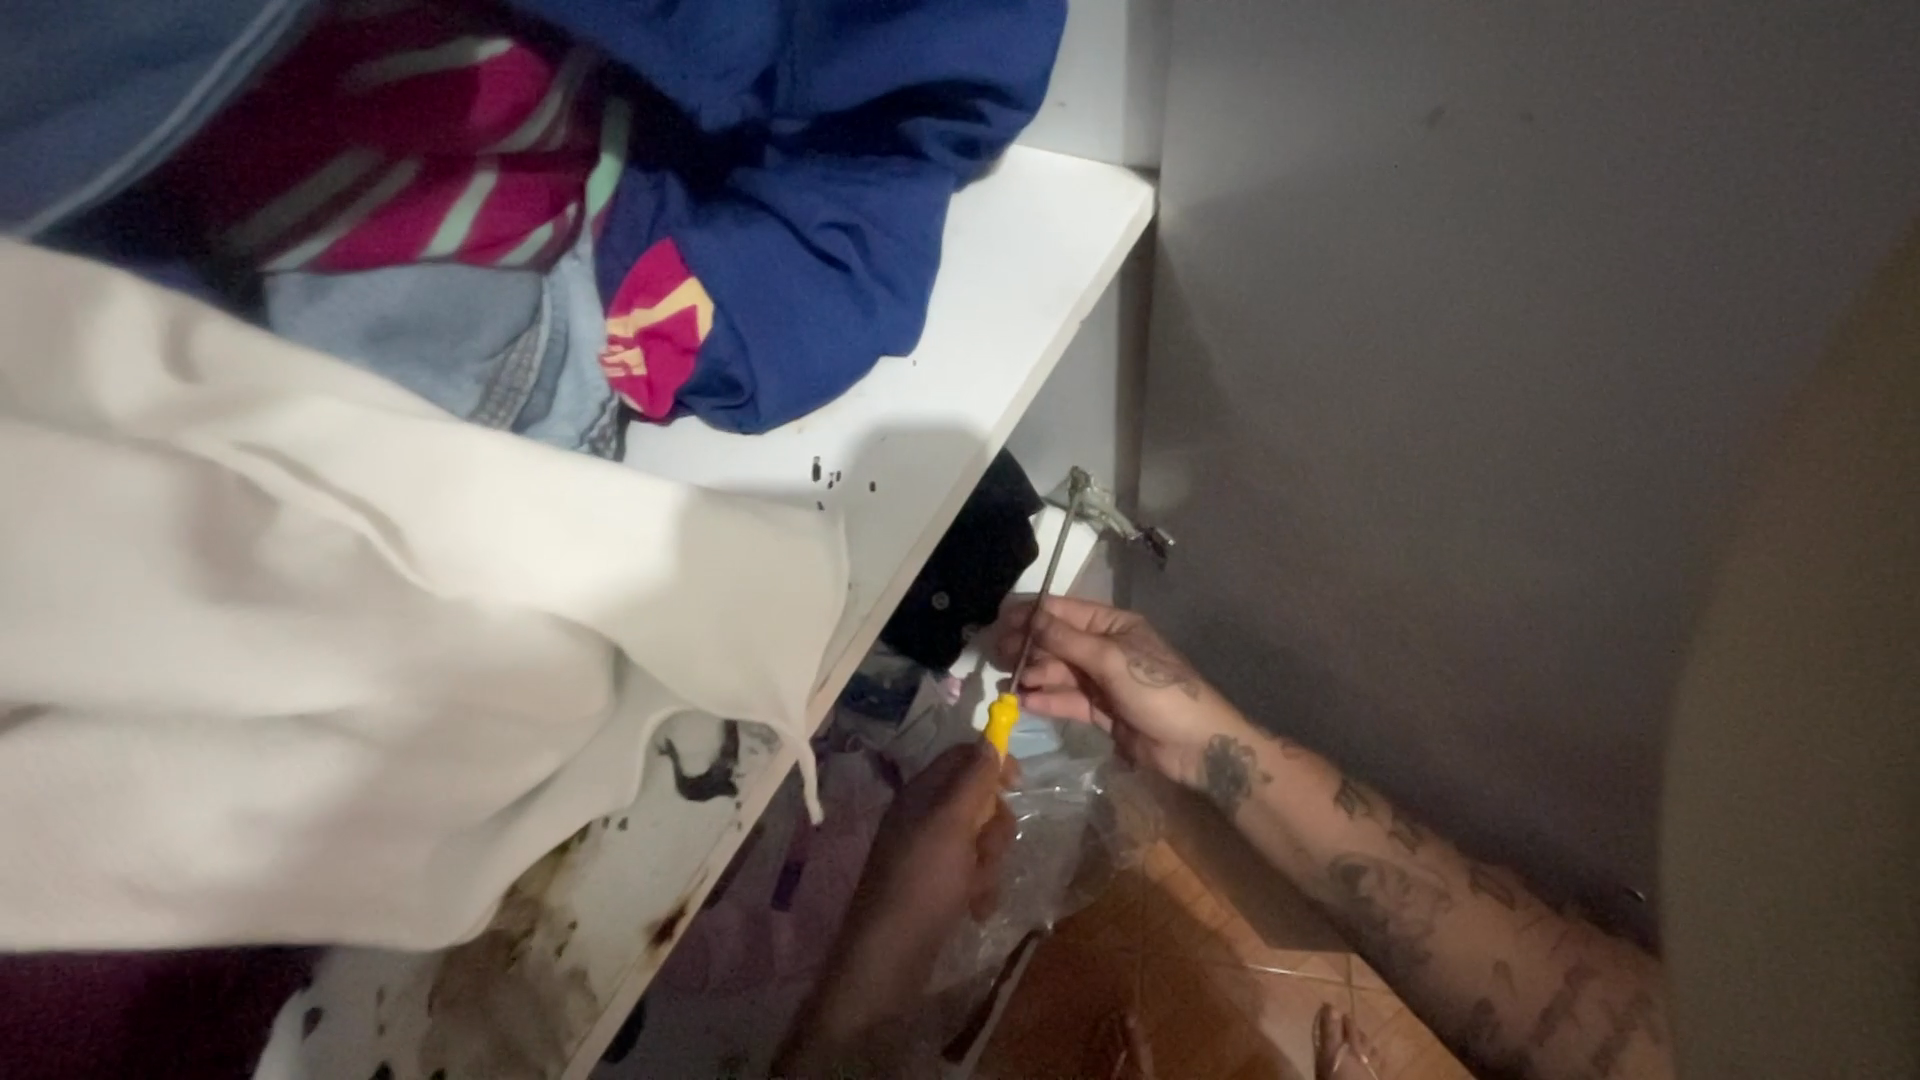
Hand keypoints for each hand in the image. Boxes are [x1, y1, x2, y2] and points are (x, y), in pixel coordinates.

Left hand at [806, 742, 1015, 1041]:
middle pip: (979, 801)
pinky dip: (980, 888)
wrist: (890, 956)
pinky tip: (974, 909)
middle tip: (984, 849)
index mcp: (922, 792)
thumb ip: (973, 778)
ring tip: (975, 888)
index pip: (964, 758)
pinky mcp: (938, 884)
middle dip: (993, 828)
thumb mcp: (951, 821)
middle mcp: (925, 816)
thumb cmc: (922, 880)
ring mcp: (931, 852)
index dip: (994, 763)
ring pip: (981, 840)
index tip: (1019, 784)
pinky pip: (974, 872)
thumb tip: (991, 738)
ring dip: (988, 864)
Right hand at [990, 596, 1248, 791]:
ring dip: (1033, 675)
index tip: (1000, 623)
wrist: (1195, 744)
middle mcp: (1104, 647)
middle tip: (998, 657)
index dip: (1031, 615)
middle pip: (1056, 642)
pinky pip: (1065, 699)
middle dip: (1027, 647)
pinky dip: (1045, 699)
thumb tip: (1029, 617)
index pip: (1064, 611)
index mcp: (1112, 625)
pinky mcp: (1099, 710)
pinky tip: (1023, 702)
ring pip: (1058, 672)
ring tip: (1008, 683)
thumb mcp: (1110, 659)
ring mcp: (1101, 680)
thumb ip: (1066, 640)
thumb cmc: (1158, 689)